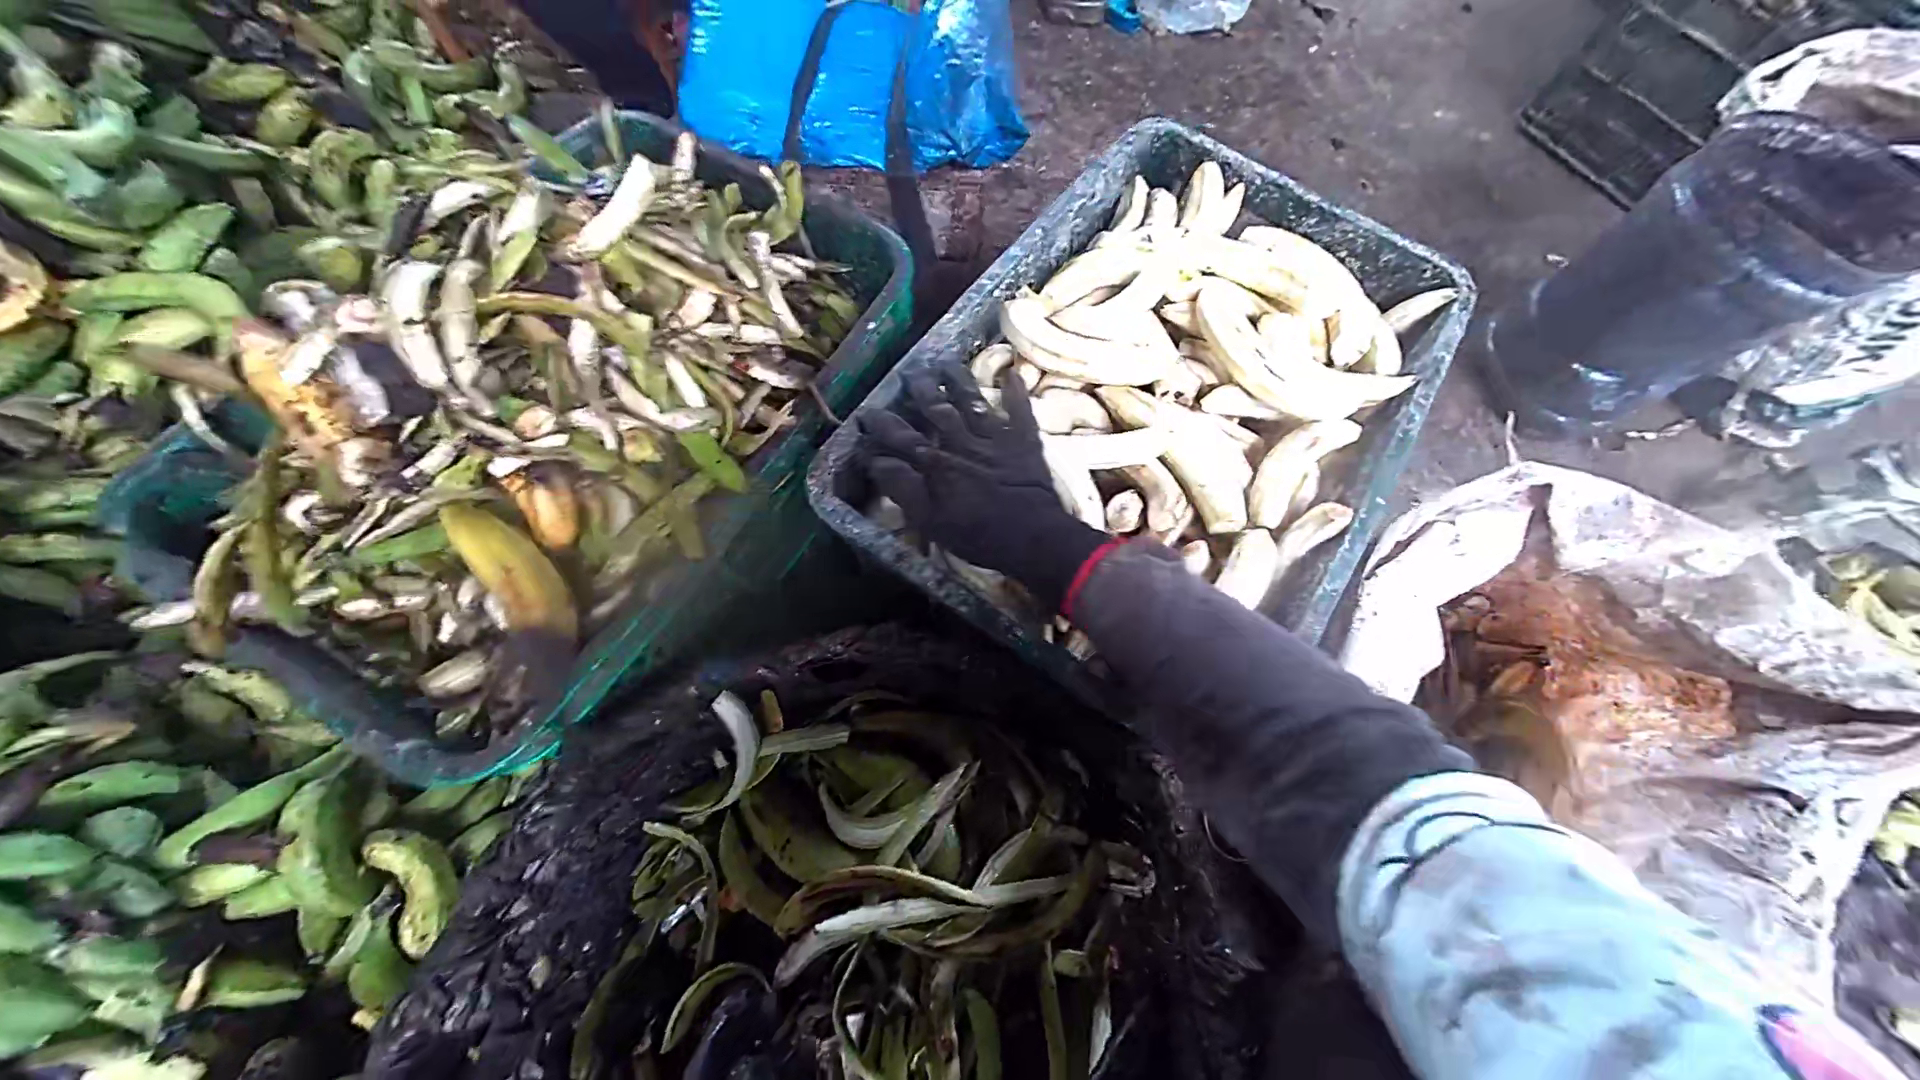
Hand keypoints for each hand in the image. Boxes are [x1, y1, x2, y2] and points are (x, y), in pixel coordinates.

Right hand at [861, 363, 1107, 610]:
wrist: (1031, 534)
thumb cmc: (977, 534)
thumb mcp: (928, 519)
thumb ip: (902, 487)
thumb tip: (876, 461)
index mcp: (937, 464)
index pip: (902, 438)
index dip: (882, 425)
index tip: (866, 413)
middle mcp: (963, 442)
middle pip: (938, 410)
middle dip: (922, 390)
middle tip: (910, 373)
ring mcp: (996, 438)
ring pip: (973, 402)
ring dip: (959, 382)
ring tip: (946, 364)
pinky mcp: (1024, 442)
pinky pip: (1020, 411)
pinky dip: (1016, 393)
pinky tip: (1013, 373)